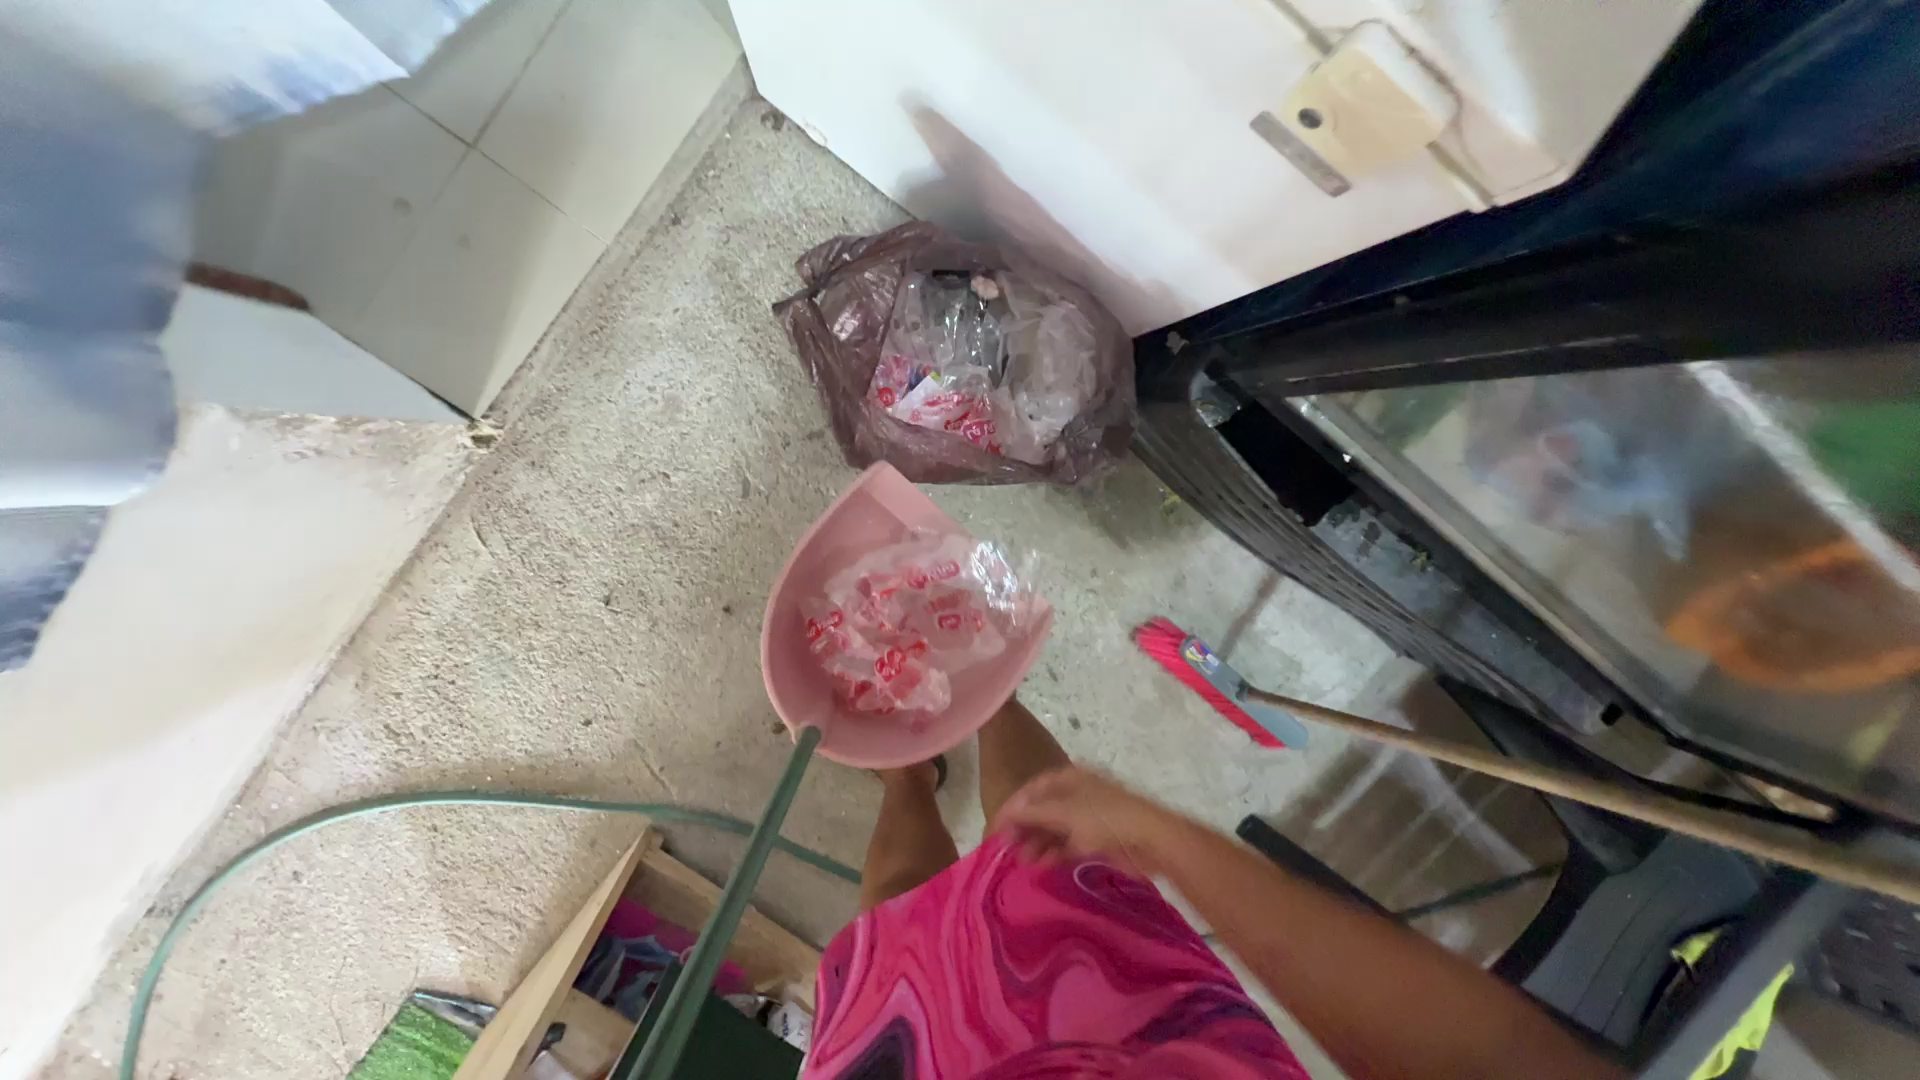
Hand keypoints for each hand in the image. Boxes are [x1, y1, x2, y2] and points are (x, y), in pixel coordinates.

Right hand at [992, 766, 1186, 875]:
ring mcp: (1085, 817)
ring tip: (1020, 861)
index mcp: (1068, 778)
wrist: (1151, 840)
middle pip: (1041, 810)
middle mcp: (1075, 794)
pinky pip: (1066, 845)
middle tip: (1004, 850)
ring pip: (1052, 830)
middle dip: (1022, 828)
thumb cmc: (1105, 817)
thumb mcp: (1065, 813)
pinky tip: (1039, 866)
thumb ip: (1033, 813)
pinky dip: (1052, 854)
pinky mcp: (1095, 840)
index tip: (994, 831)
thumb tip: (1008, 813)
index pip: (1031, 791)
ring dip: (1035, 844)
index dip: (1011, 809)